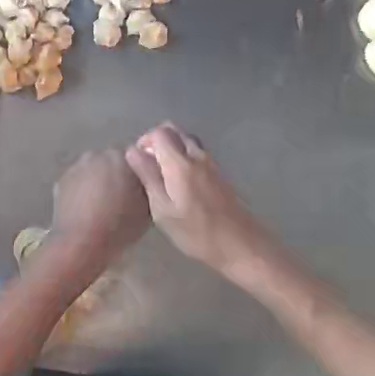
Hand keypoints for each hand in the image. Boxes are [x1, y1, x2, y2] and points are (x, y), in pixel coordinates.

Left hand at [48, 149, 151, 258]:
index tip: (137, 190)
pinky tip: (85, 210)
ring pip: (91, 171)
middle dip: (115, 175)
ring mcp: (75, 168)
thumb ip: (147, 184)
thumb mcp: (147, 207)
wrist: (81, 243)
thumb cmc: (120, 225)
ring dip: (97, 182)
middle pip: (110, 162)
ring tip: (101, 206)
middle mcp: (95, 155)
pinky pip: (77, 182)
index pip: (134, 158)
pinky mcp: (60, 182)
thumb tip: (144, 178)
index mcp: (120, 157)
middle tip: (120, 198)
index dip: (136, 174)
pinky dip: (81, 191)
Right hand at [124, 123, 274, 274]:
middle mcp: (197, 156)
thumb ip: (148, 177)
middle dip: (157, 140)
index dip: (145, 141)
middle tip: (148, 164)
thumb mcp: (163, 210)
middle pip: (175, 131)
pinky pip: (197, 153)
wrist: (241, 245)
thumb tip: (133, 151)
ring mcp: (212, 163)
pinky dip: (184, 157)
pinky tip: (180, 183)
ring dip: (172, 148)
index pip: (159, 132)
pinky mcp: (219, 174)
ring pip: (187, 140)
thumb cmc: (196, 232)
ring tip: (162, 174)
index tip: (138, 161)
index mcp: (180, 163)